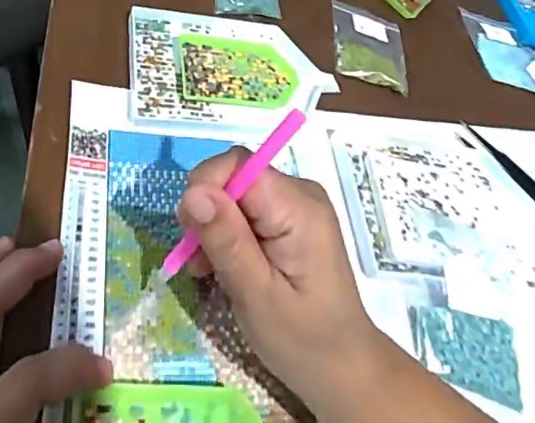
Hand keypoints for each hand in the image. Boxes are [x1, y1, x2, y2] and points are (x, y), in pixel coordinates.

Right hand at [178, 151, 482, 421]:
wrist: (344, 370)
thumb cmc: (302, 340)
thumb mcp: (256, 296)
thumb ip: (225, 240)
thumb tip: (192, 192)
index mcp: (298, 207)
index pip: (238, 165)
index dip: (206, 186)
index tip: (189, 231)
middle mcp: (299, 193)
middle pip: (234, 177)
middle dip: (207, 212)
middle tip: (197, 261)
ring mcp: (296, 204)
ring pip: (236, 193)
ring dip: (214, 227)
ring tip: (208, 271)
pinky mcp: (289, 218)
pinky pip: (246, 208)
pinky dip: (227, 232)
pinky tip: (225, 266)